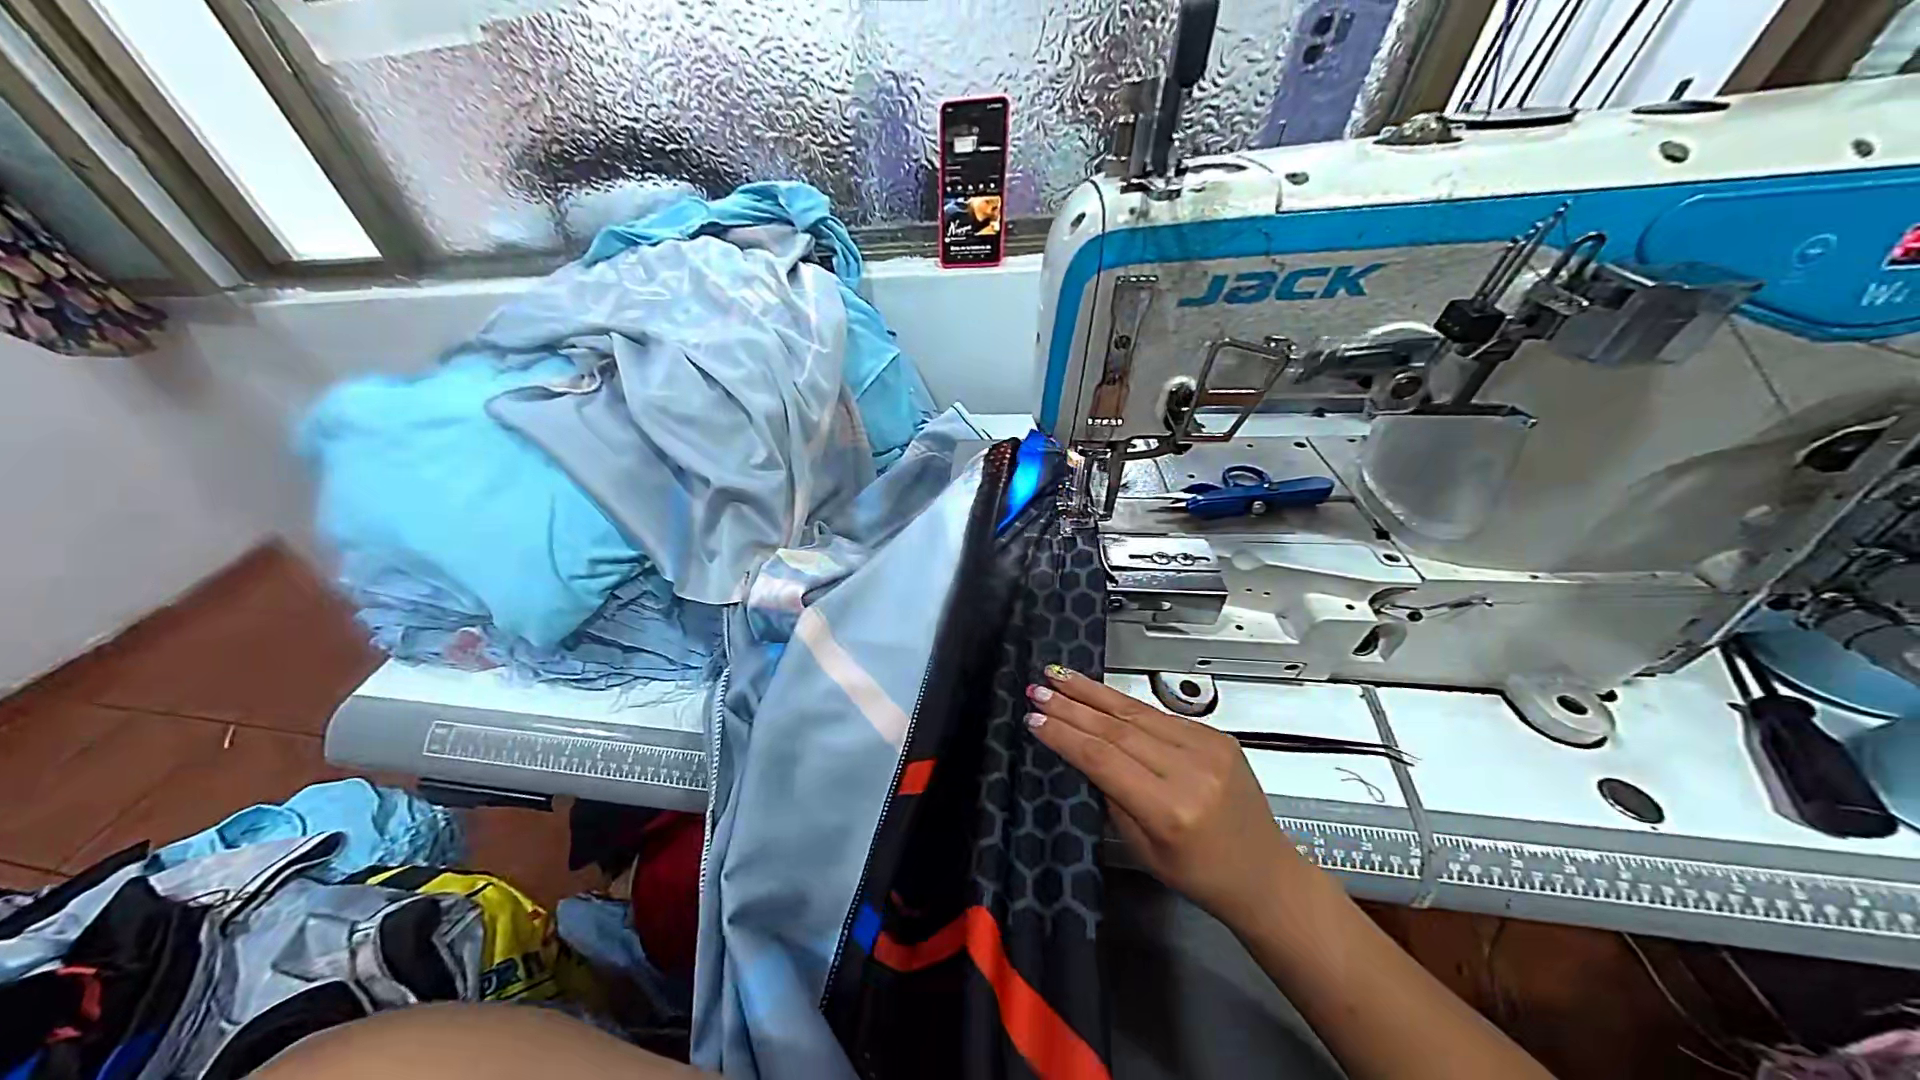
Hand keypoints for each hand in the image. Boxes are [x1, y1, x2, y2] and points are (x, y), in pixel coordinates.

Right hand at [1024, 665, 1306, 923]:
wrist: (1265, 873)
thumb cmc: (1201, 874)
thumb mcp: (1143, 847)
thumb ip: (1112, 795)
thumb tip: (1080, 750)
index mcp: (1171, 810)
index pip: (1104, 759)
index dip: (1064, 736)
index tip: (1034, 718)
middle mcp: (1192, 772)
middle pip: (1117, 729)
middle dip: (1071, 706)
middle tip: (1038, 690)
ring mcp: (1209, 748)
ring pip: (1136, 712)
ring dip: (1092, 693)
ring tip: (1059, 677)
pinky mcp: (1217, 735)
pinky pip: (1159, 715)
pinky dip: (1123, 702)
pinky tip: (1097, 692)